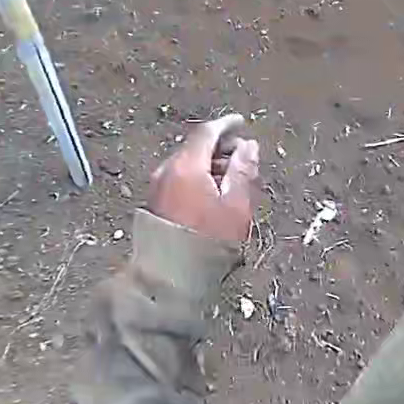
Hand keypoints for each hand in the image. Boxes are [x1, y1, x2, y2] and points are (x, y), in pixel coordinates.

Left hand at [147, 114, 259, 243]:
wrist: (169, 279)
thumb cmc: (207, 242)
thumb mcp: (235, 206)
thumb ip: (243, 171)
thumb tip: (248, 145)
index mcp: (187, 166)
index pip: (207, 132)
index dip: (227, 125)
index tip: (242, 124)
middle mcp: (167, 170)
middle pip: (196, 146)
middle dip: (221, 146)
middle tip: (243, 154)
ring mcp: (158, 186)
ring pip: (187, 162)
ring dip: (210, 163)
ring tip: (232, 177)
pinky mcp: (155, 201)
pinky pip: (180, 177)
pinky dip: (198, 175)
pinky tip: (213, 192)